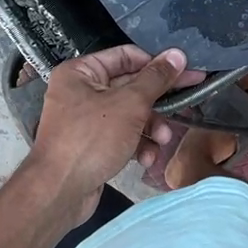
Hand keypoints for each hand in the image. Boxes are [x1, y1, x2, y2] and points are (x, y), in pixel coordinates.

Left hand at [27, 46, 202, 218]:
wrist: (59, 193)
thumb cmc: (91, 139)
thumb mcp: (130, 104)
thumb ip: (156, 79)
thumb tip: (177, 55)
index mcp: (81, 72)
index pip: (126, 57)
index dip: (156, 63)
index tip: (185, 70)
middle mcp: (81, 92)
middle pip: (131, 87)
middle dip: (157, 102)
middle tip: (188, 100)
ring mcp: (86, 120)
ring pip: (131, 115)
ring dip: (151, 127)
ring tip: (163, 140)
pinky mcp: (93, 145)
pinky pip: (122, 136)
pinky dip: (137, 145)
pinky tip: (146, 159)